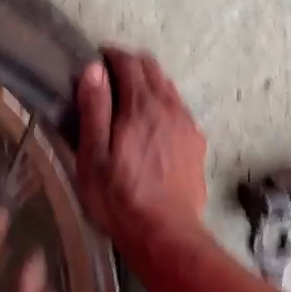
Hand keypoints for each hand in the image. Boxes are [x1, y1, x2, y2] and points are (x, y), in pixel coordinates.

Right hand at [75, 48, 208, 250]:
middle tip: (109, 79)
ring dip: (147, 83)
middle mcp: (169, 105)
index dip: (111, 55)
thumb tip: (94, 68)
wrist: (166, 236)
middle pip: (151, 67)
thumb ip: (94, 107)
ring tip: (128, 102)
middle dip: (130, 65)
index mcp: (141, 104)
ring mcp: (187, 123)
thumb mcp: (94, 155)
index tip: (96, 60)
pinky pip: (178, 108)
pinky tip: (151, 127)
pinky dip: (162, 104)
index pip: (129, 61)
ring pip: (167, 86)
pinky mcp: (196, 143)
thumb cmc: (120, 196)